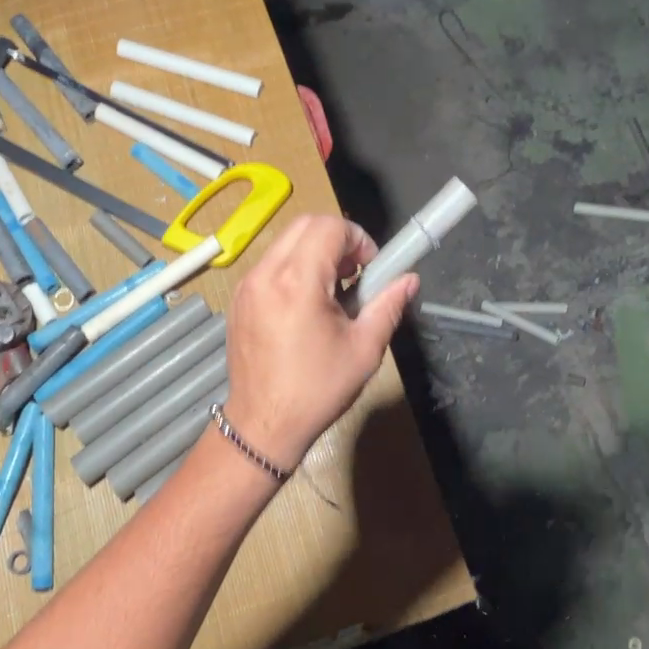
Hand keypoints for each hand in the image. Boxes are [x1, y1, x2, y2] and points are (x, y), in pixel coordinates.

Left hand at [223, 215, 417, 470]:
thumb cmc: (316, 390)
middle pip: (305, 224)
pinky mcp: (239, 298)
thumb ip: (388, 306)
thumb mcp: (363, 349)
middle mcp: (266, 274)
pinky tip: (306, 304)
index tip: (371, 266)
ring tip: (333, 290)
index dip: (358, 238)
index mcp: (297, 282)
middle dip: (337, 238)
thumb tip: (409, 280)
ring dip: (314, 251)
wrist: (262, 424)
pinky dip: (293, 266)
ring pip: (285, 241)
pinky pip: (270, 263)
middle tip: (355, 272)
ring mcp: (247, 285)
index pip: (329, 227)